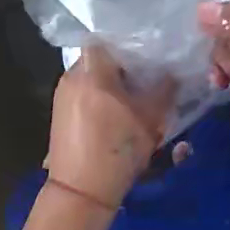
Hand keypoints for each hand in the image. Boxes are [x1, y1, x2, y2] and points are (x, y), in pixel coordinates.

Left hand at [47, 47, 173, 207]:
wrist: (80, 189)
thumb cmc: (117, 152)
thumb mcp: (150, 122)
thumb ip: (163, 92)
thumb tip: (171, 72)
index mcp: (91, 72)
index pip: (104, 39)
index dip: (125, 43)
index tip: (145, 53)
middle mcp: (71, 76)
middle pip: (97, 57)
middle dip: (120, 65)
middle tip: (144, 76)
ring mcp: (61, 93)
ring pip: (89, 75)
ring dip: (109, 81)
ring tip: (132, 97)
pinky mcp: (59, 110)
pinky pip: (81, 91)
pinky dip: (97, 95)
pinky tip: (115, 112)